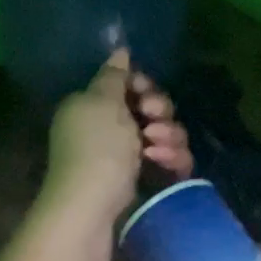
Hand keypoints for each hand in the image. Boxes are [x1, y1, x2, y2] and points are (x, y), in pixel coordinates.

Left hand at [43, 49, 191, 220]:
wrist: (90, 211)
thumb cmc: (95, 149)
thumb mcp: (102, 102)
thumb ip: (114, 75)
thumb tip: (119, 50)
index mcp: (92, 104)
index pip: (129, 84)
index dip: (144, 86)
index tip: (145, 94)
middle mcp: (107, 126)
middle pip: (151, 108)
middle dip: (161, 113)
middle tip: (153, 124)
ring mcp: (124, 155)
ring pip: (163, 134)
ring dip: (169, 138)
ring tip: (157, 152)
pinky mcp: (140, 179)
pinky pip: (166, 160)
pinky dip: (170, 160)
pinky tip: (166, 166)